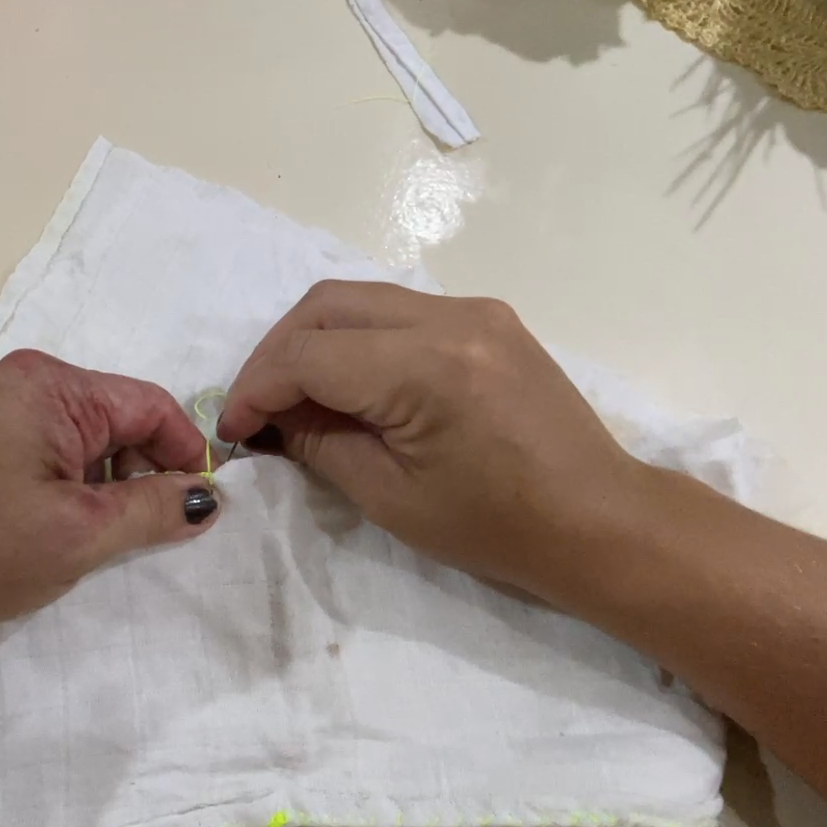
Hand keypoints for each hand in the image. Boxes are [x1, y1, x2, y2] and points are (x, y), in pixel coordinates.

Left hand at [0, 350, 219, 645]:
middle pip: (113, 419)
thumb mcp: (81, 531)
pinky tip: (54, 529)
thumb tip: (208, 498)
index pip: (148, 404)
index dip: (184, 453)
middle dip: (141, 471)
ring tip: (94, 536)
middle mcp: (16, 383)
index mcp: (48, 384)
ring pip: (79, 442)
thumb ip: (154, 509)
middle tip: (145, 530)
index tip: (200, 507)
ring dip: (103, 485)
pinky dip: (66, 488)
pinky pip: (42, 455)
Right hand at [216, 281, 645, 597]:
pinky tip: (341, 384)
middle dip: (273, 354)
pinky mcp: (484, 319)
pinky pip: (394, 313)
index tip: (231, 430)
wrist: (595, 520)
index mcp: (427, 370)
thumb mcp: (387, 495)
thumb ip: (319, 442)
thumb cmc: (493, 527)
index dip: (255, 389)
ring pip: (357, 300)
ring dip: (309, 342)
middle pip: (325, 306)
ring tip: (288, 396)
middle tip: (253, 406)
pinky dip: (351, 341)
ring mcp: (473, 311)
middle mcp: (451, 318)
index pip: (308, 356)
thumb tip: (271, 418)